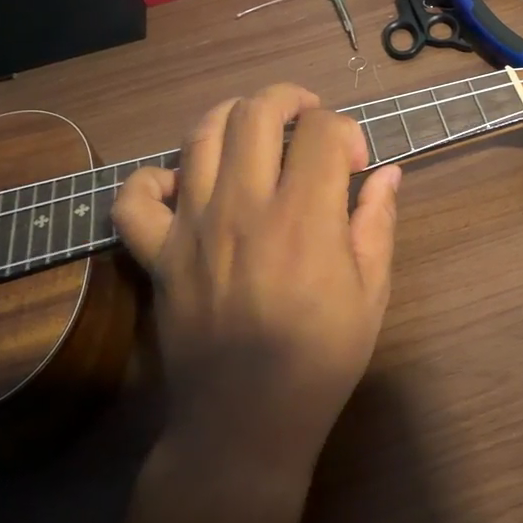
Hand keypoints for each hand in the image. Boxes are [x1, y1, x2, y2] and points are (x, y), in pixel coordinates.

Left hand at [113, 84, 401, 472]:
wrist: (245, 423)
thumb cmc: (320, 359)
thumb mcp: (371, 294)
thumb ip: (377, 223)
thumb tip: (387, 173)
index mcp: (304, 216)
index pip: (322, 130)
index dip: (345, 129)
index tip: (355, 160)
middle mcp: (245, 206)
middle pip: (256, 112)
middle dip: (289, 99)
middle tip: (306, 118)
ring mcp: (193, 227)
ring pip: (201, 135)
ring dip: (232, 116)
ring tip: (254, 130)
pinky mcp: (158, 254)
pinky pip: (135, 198)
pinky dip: (153, 179)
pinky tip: (183, 184)